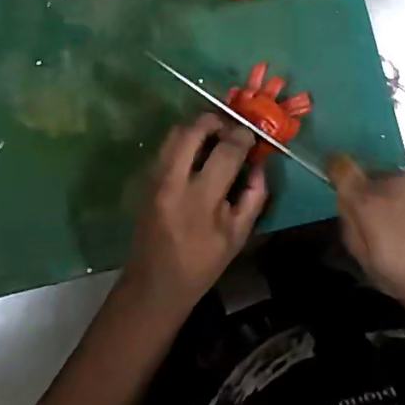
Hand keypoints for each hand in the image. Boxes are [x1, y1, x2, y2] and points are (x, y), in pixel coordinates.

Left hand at [125, 116, 269, 309]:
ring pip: (175, 132)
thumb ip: (254, 195)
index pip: (226, 150)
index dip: (243, 136)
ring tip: (216, 137)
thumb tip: (259, 162)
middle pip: (193, 129)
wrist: (155, 283)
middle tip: (232, 128)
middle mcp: (173, 181)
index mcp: (200, 199)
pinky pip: (166, 147)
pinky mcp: (145, 179)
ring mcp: (154, 178)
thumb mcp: (238, 234)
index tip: (252, 135)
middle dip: (216, 120)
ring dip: (198, 127)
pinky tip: (198, 153)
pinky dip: (184, 141)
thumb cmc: (202, 263)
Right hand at [331, 156, 404, 352]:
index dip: (336, 176)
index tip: (342, 195)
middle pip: (367, 179)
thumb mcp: (377, 273)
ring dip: (394, 203)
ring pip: (394, 185)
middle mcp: (392, 182)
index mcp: (369, 202)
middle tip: (381, 235)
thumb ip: (353, 235)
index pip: (340, 168)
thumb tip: (346, 211)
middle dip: (368, 200)